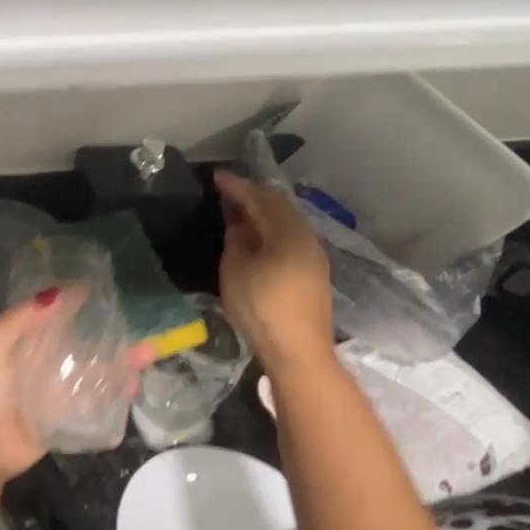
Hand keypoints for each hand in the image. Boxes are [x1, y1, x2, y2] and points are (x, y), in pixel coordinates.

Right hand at [213, 170, 335, 378]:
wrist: (298, 352)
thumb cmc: (261, 307)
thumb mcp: (235, 269)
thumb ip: (236, 239)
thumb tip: (238, 221)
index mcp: (288, 232)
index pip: (260, 199)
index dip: (237, 186)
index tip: (216, 177)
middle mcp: (306, 238)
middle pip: (280, 206)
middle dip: (253, 194)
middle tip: (227, 190)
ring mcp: (314, 256)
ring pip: (288, 221)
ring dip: (264, 211)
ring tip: (239, 210)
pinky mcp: (314, 272)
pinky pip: (291, 236)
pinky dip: (272, 227)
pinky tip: (257, 235)